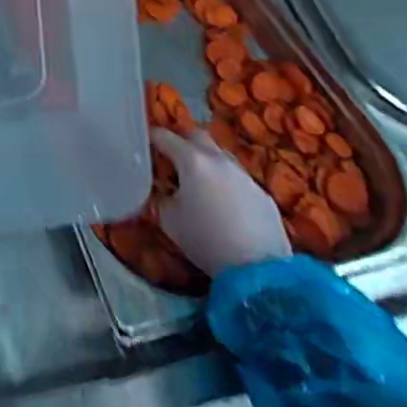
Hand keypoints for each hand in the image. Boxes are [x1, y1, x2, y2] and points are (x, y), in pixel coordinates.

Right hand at [150, 128, 291, 275]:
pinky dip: (227, 184)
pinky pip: (239, 180)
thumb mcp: (168, 220)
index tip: (143, 143)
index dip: (151, 137)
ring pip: (221, 157)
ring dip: (207, 163)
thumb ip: (159, 198)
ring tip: (199, 184)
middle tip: (171, 158)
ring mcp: (245, 177)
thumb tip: (157, 191)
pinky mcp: (264, 195)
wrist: (259, 270)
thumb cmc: (206, 239)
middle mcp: (220, 161)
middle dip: (183, 142)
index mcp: (192, 161)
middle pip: (198, 136)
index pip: (165, 136)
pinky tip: (225, 206)